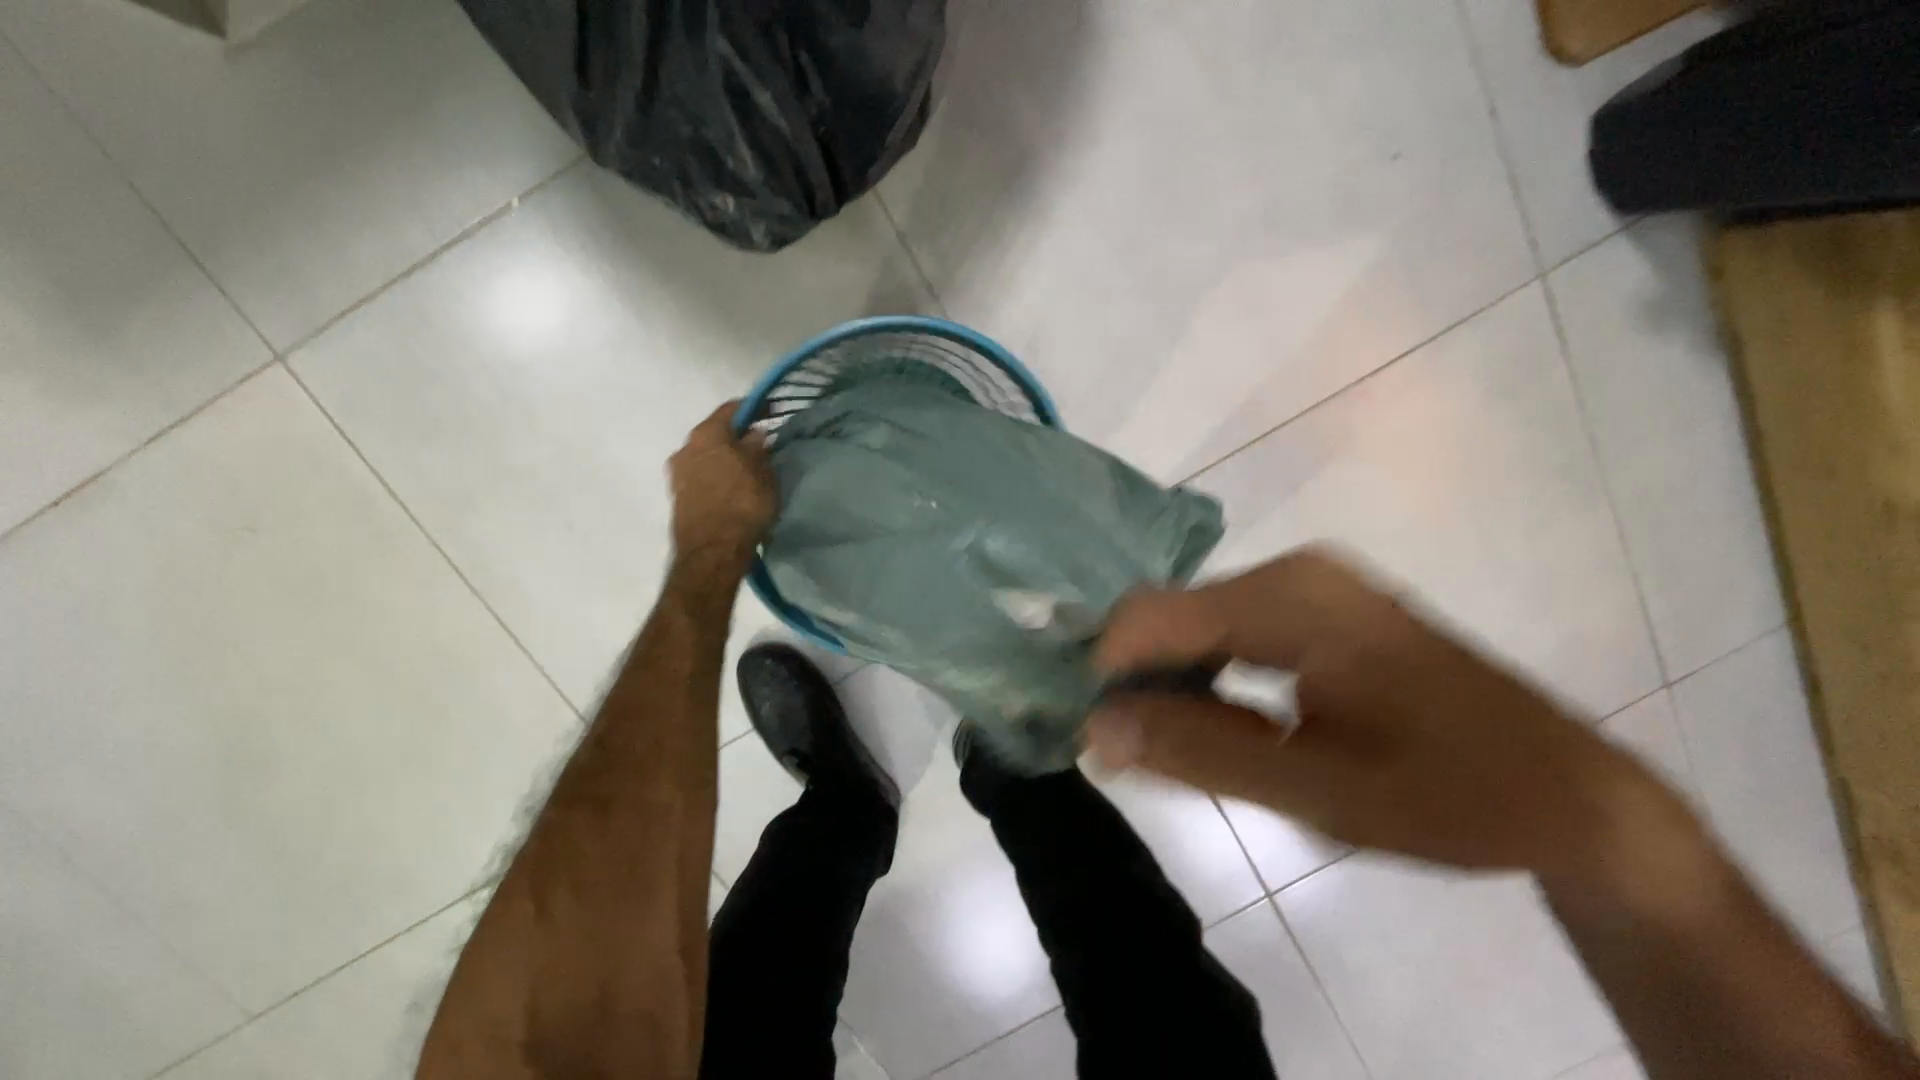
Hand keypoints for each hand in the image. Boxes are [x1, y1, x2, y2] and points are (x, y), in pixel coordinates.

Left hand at [669, 402, 776, 561]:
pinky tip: (733, 486)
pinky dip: (718, 475)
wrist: (712, 552)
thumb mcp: (763, 474)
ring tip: (748, 468)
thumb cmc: (743, 505)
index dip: (755, 407)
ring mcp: (677, 473)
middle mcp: (685, 447)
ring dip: (726, 457)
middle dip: (738, 435)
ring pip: (707, 455)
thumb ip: (758, 448)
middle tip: (761, 442)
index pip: (732, 408)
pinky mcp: (678, 496)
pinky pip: (702, 475)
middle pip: (715, 432)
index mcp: (707, 433)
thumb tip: (755, 435)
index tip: (773, 411)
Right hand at [1089, 547, 1694, 883]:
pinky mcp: (1326, 606)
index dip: (1108, 674)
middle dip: (1141, 680)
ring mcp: (1314, 584)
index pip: (1150, 614)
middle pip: (1173, 613)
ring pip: (1200, 622)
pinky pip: (1235, 628)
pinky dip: (1213, 674)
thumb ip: (1199, 752)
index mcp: (1291, 599)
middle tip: (1141, 760)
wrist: (1570, 795)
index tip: (1099, 742)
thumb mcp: (1314, 789)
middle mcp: (1296, 572)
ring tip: (1185, 752)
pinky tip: (1226, 725)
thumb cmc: (1446, 795)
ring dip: (1176, 682)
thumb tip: (1096, 725)